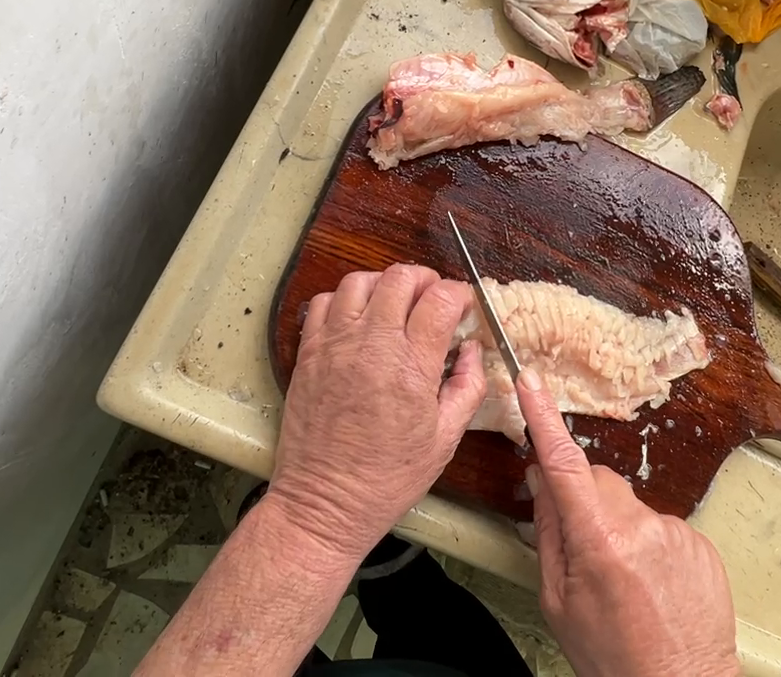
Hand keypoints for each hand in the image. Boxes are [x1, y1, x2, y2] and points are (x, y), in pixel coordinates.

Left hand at [265, 265, 487, 564]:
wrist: (323, 503)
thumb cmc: (385, 478)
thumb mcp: (445, 440)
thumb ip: (467, 387)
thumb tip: (472, 350)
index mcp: (411, 367)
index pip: (440, 299)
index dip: (459, 293)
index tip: (463, 305)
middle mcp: (372, 345)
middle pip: (400, 278)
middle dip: (425, 280)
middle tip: (433, 297)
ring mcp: (335, 345)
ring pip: (359, 281)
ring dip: (384, 283)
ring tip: (396, 303)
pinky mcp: (308, 352)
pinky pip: (323, 302)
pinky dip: (344, 300)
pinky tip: (358, 319)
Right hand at [516, 369, 739, 676]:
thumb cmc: (615, 658)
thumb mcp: (558, 600)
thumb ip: (548, 531)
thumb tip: (542, 481)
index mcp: (599, 541)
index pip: (563, 462)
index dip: (542, 417)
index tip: (530, 382)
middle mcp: (641, 527)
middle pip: (596, 479)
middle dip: (583, 499)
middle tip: (582, 547)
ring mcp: (675, 532)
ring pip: (627, 502)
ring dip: (617, 524)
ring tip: (624, 578)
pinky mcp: (698, 542)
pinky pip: (659, 523)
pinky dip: (648, 542)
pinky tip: (651, 582)